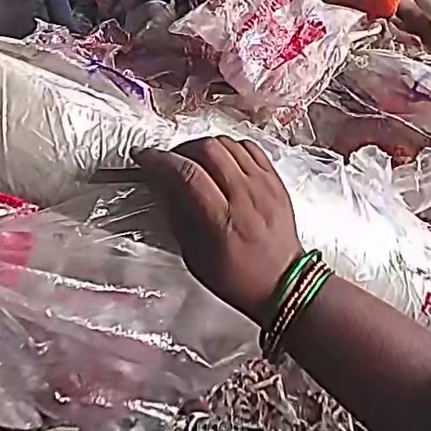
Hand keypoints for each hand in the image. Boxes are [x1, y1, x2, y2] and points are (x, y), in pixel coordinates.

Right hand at [134, 136, 303, 321]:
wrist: (287, 286)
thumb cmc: (238, 278)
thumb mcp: (196, 257)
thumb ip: (178, 216)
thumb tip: (162, 184)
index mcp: (223, 221)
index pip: (187, 174)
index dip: (160, 160)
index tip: (143, 156)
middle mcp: (246, 198)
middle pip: (208, 150)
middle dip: (181, 149)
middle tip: (171, 161)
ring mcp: (264, 186)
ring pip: (228, 144)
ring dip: (204, 146)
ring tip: (194, 160)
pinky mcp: (276, 181)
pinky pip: (250, 148)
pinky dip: (230, 147)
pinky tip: (221, 160)